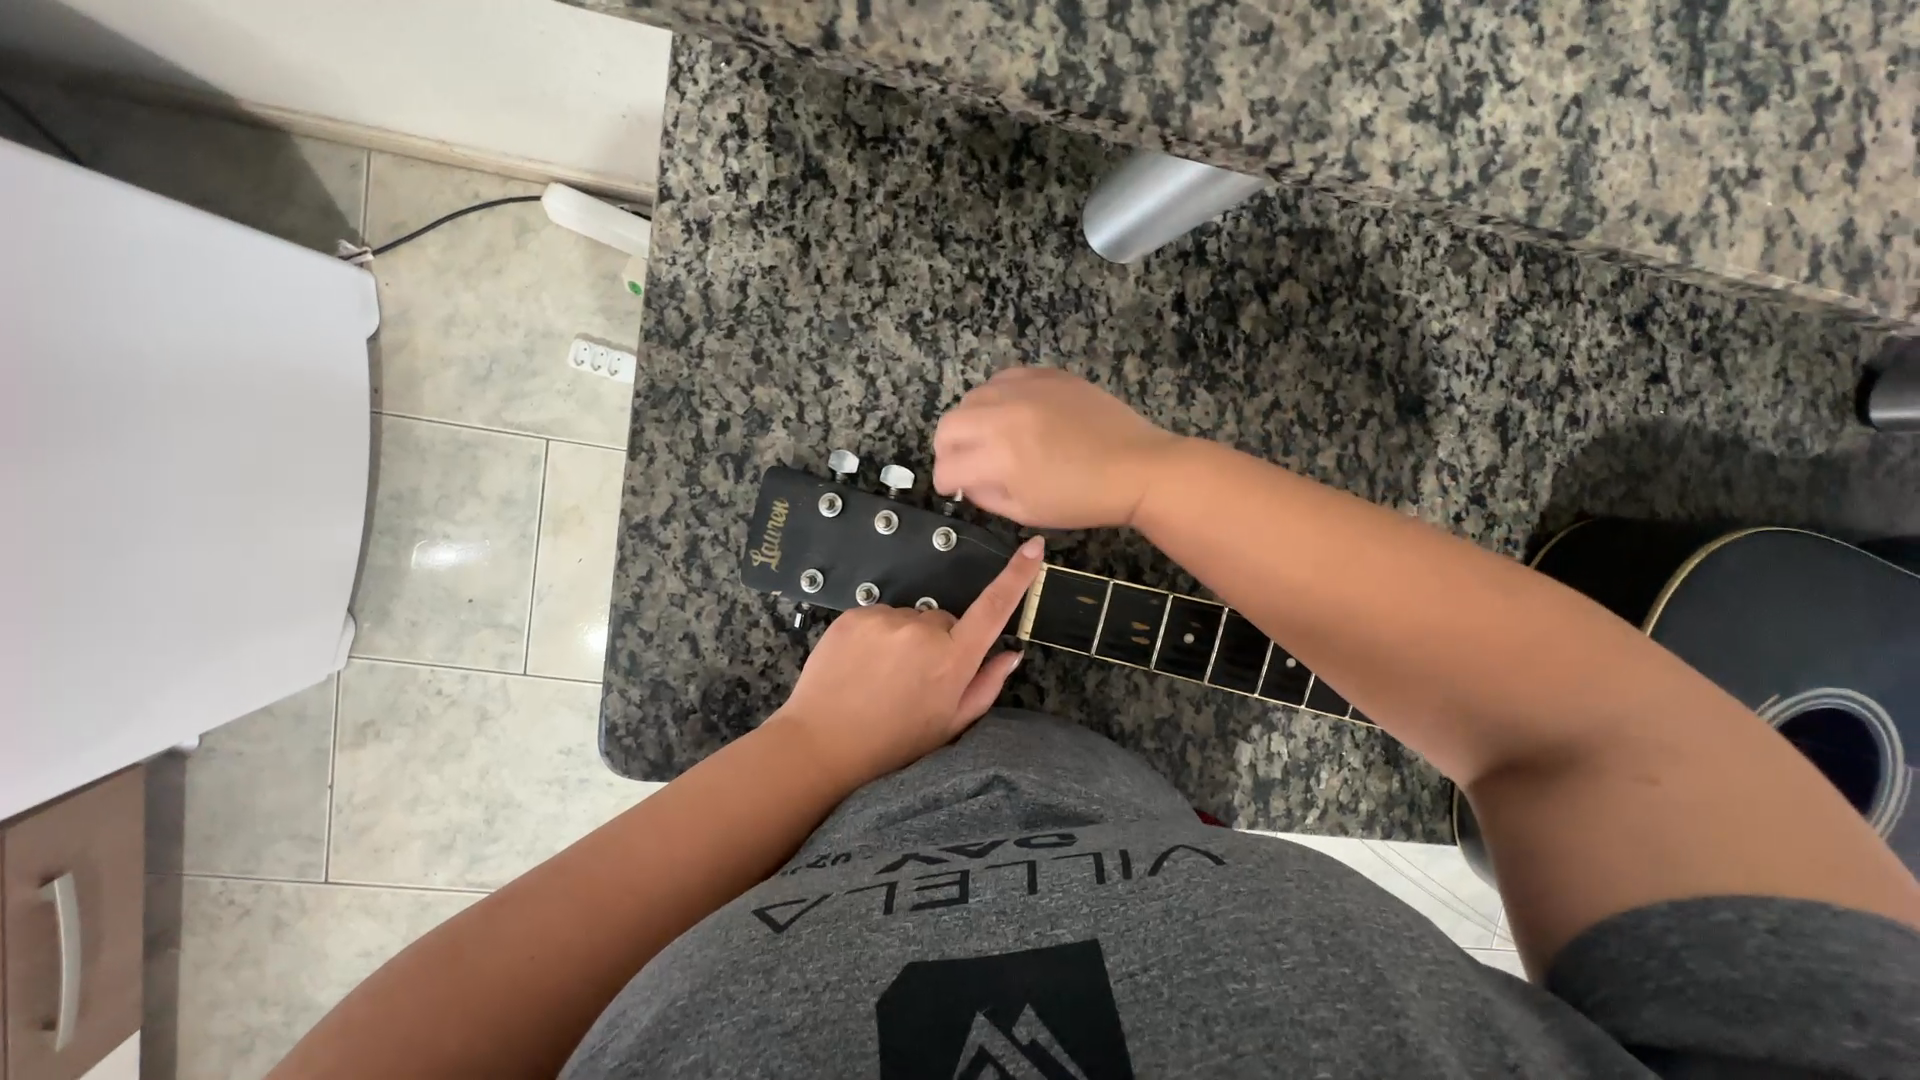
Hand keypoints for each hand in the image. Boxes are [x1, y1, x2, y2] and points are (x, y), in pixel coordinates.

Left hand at [770, 536, 1045, 789]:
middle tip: (916, 680)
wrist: (822, 745)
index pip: (994, 607)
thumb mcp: (950, 724)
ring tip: (883, 677)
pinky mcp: (853, 615)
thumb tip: (1012, 652)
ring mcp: (885, 620)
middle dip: (939, 642)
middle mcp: (922, 631)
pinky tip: (863, 667)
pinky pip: (879, 617)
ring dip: (904, 640)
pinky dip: (877, 636)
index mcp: (953, 660)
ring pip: (909, 620)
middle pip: (944, 621)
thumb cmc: (894, 743)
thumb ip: (986, 685)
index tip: (1034, 547)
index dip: (1017, 575)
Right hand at [932, 367, 1181, 527]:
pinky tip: (1011, 414)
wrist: (1136, 467)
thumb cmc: (1083, 499)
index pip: (948, 466)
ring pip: (972, 397)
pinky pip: (1004, 378)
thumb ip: (985, 496)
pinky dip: (997, 397)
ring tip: (988, 438)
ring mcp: (1026, 389)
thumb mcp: (1027, 512)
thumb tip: (966, 482)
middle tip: (962, 463)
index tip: (952, 488)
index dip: (944, 482)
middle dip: (947, 449)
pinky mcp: (1047, 375)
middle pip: (949, 425)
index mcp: (999, 457)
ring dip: (970, 421)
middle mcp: (1004, 415)